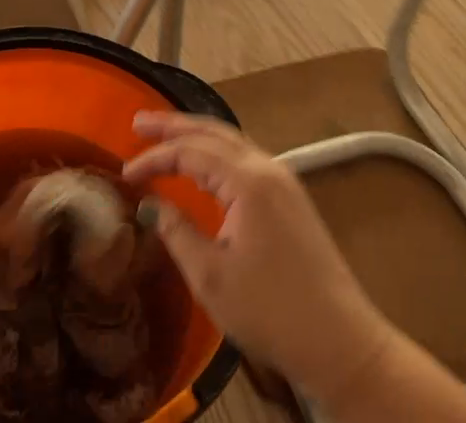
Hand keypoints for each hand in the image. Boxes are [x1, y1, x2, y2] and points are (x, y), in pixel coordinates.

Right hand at [122, 111, 391, 385]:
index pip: (190, 152)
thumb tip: (150, 203)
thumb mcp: (209, 275)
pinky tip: (202, 164)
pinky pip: (246, 159)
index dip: (154, 159)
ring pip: (233, 142)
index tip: (124, 174)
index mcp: (248, 182)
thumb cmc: (270, 310)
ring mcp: (285, 183)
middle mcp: (268, 170)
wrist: (341, 342)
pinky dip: (216, 153)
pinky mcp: (291, 200)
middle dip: (174, 126)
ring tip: (163, 135)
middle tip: (138, 123)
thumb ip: (176, 230)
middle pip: (214, 133)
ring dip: (196, 136)